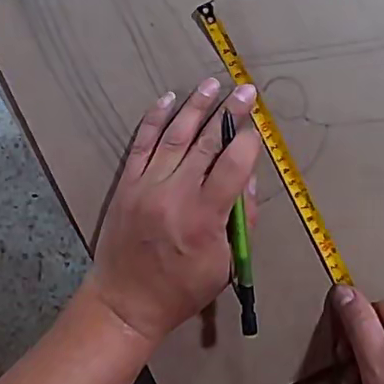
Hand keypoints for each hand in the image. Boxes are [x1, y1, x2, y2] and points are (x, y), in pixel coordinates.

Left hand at [86, 79, 261, 342]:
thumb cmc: (182, 289)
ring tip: (212, 83)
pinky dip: (154, 119)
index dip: (247, 143)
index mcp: (203, 218)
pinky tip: (168, 99)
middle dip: (228, 113)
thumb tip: (247, 175)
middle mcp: (174, 194)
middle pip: (206, 144)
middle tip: (245, 89)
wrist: (125, 301)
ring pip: (175, 136)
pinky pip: (142, 144)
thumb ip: (241, 219)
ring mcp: (146, 185)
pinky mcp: (127, 183)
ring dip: (195, 106)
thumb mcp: (224, 264)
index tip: (258, 126)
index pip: (232, 167)